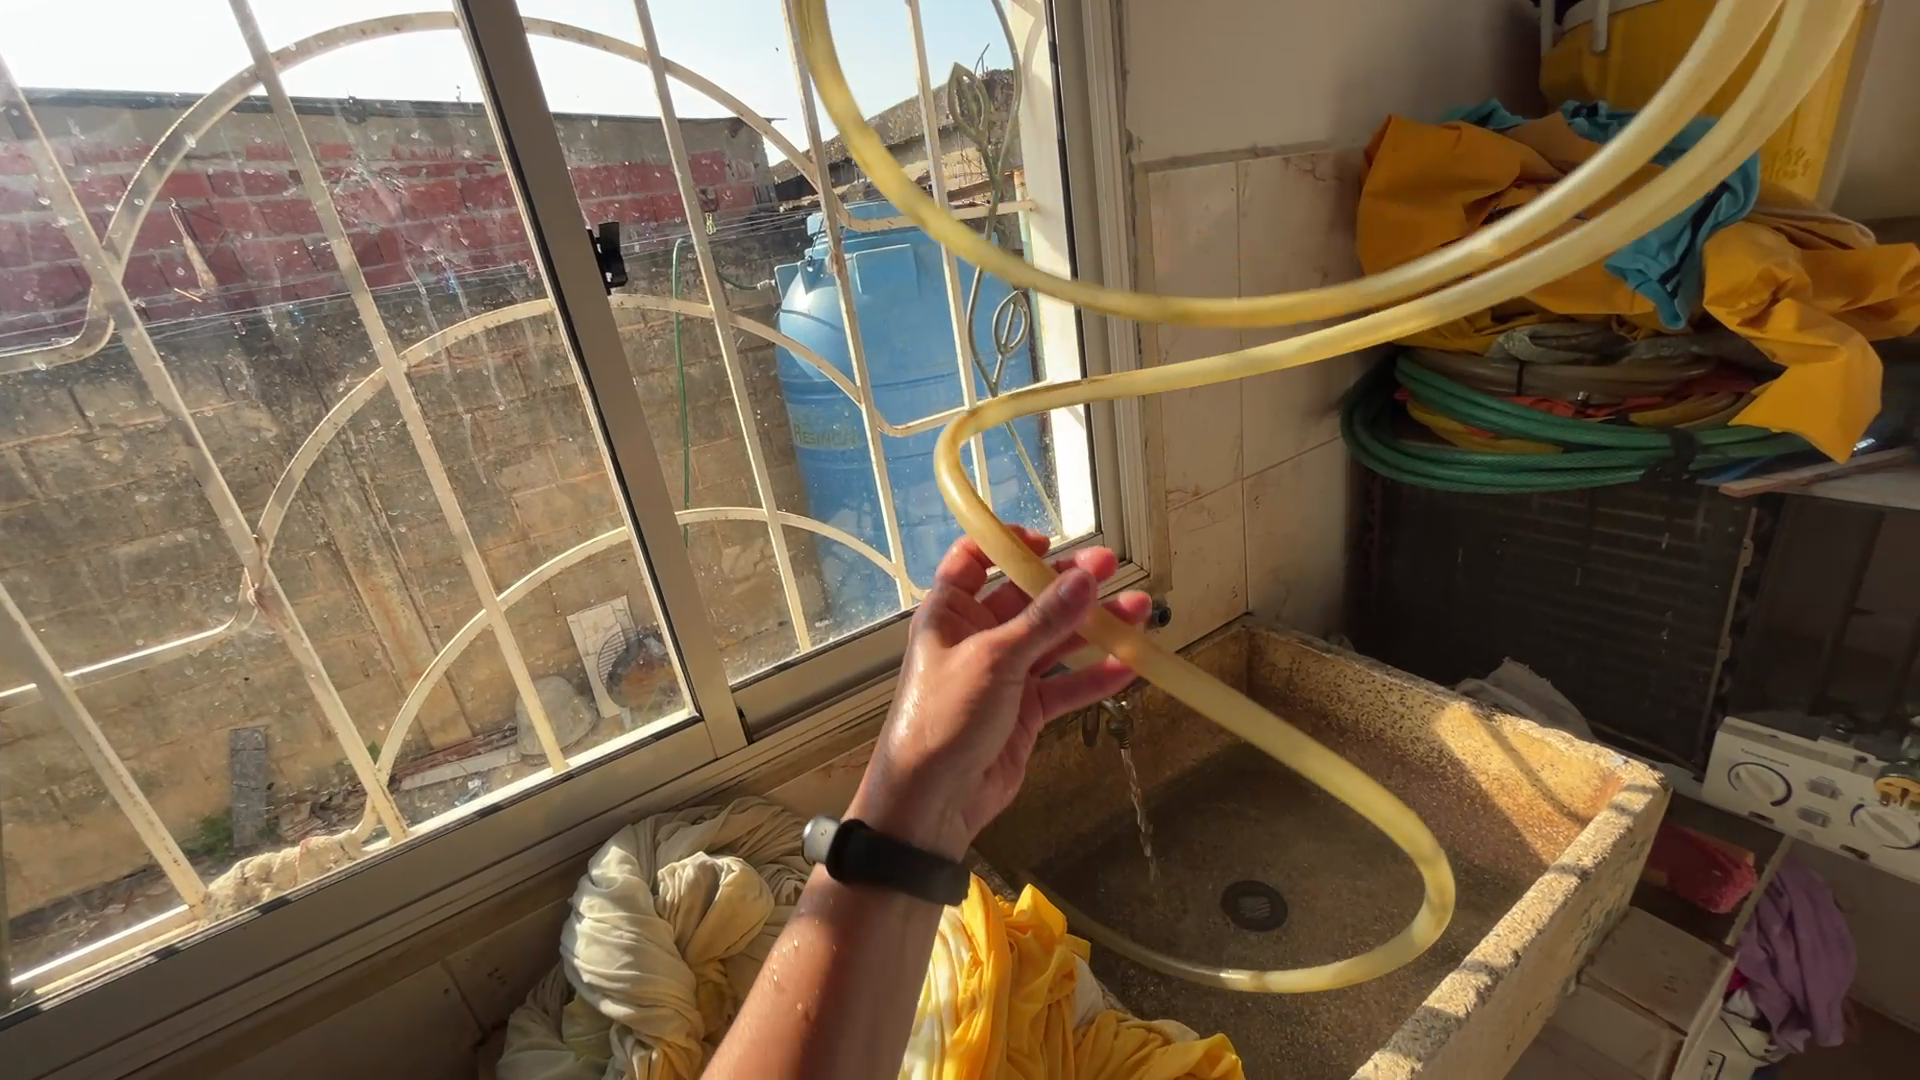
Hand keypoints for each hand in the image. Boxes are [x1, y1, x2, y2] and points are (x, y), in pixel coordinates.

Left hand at [847, 526, 1150, 859]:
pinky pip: (1065, 685)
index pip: (972, 561)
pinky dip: (1095, 676)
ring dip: (1093, 627)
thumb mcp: (994, 659)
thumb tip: (1085, 578)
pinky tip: (1130, 662)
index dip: (1005, 546)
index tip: (1044, 542)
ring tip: (1138, 610)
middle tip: (1111, 567)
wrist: (932, 800)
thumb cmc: (945, 715)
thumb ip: (1044, 621)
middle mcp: (976, 636)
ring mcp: (1003, 674)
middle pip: (1026, 598)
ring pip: (1054, 641)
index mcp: (949, 612)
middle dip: (1067, 584)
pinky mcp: (1025, 710)